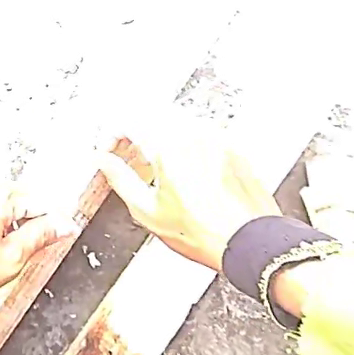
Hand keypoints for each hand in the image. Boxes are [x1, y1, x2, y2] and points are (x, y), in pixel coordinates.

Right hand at [95, 130, 278, 271]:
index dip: (112, 133)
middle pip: (152, 113)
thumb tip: (103, 161)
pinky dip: (184, 141)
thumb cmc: (204, 232)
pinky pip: (200, 130)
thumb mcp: (147, 211)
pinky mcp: (230, 144)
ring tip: (155, 164)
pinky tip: (185, 169)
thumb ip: (119, 178)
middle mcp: (192, 133)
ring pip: (176, 119)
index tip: (109, 150)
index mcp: (167, 145)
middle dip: (134, 130)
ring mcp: (215, 136)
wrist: (249, 241)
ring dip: (158, 133)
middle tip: (127, 154)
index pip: (128, 119)